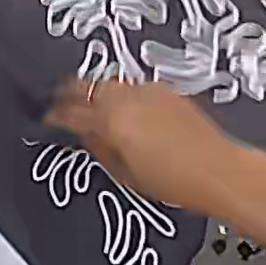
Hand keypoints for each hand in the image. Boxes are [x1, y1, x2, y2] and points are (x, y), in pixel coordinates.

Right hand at [43, 77, 265, 215]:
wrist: (220, 168)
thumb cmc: (172, 181)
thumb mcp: (125, 173)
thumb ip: (98, 148)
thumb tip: (84, 134)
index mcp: (109, 121)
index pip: (69, 112)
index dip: (53, 115)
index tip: (46, 118)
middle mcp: (123, 98)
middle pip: (83, 86)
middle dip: (67, 93)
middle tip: (59, 103)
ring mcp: (143, 89)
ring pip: (106, 82)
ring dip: (92, 91)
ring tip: (89, 104)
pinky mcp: (162, 88)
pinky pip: (130, 86)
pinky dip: (119, 93)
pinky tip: (123, 107)